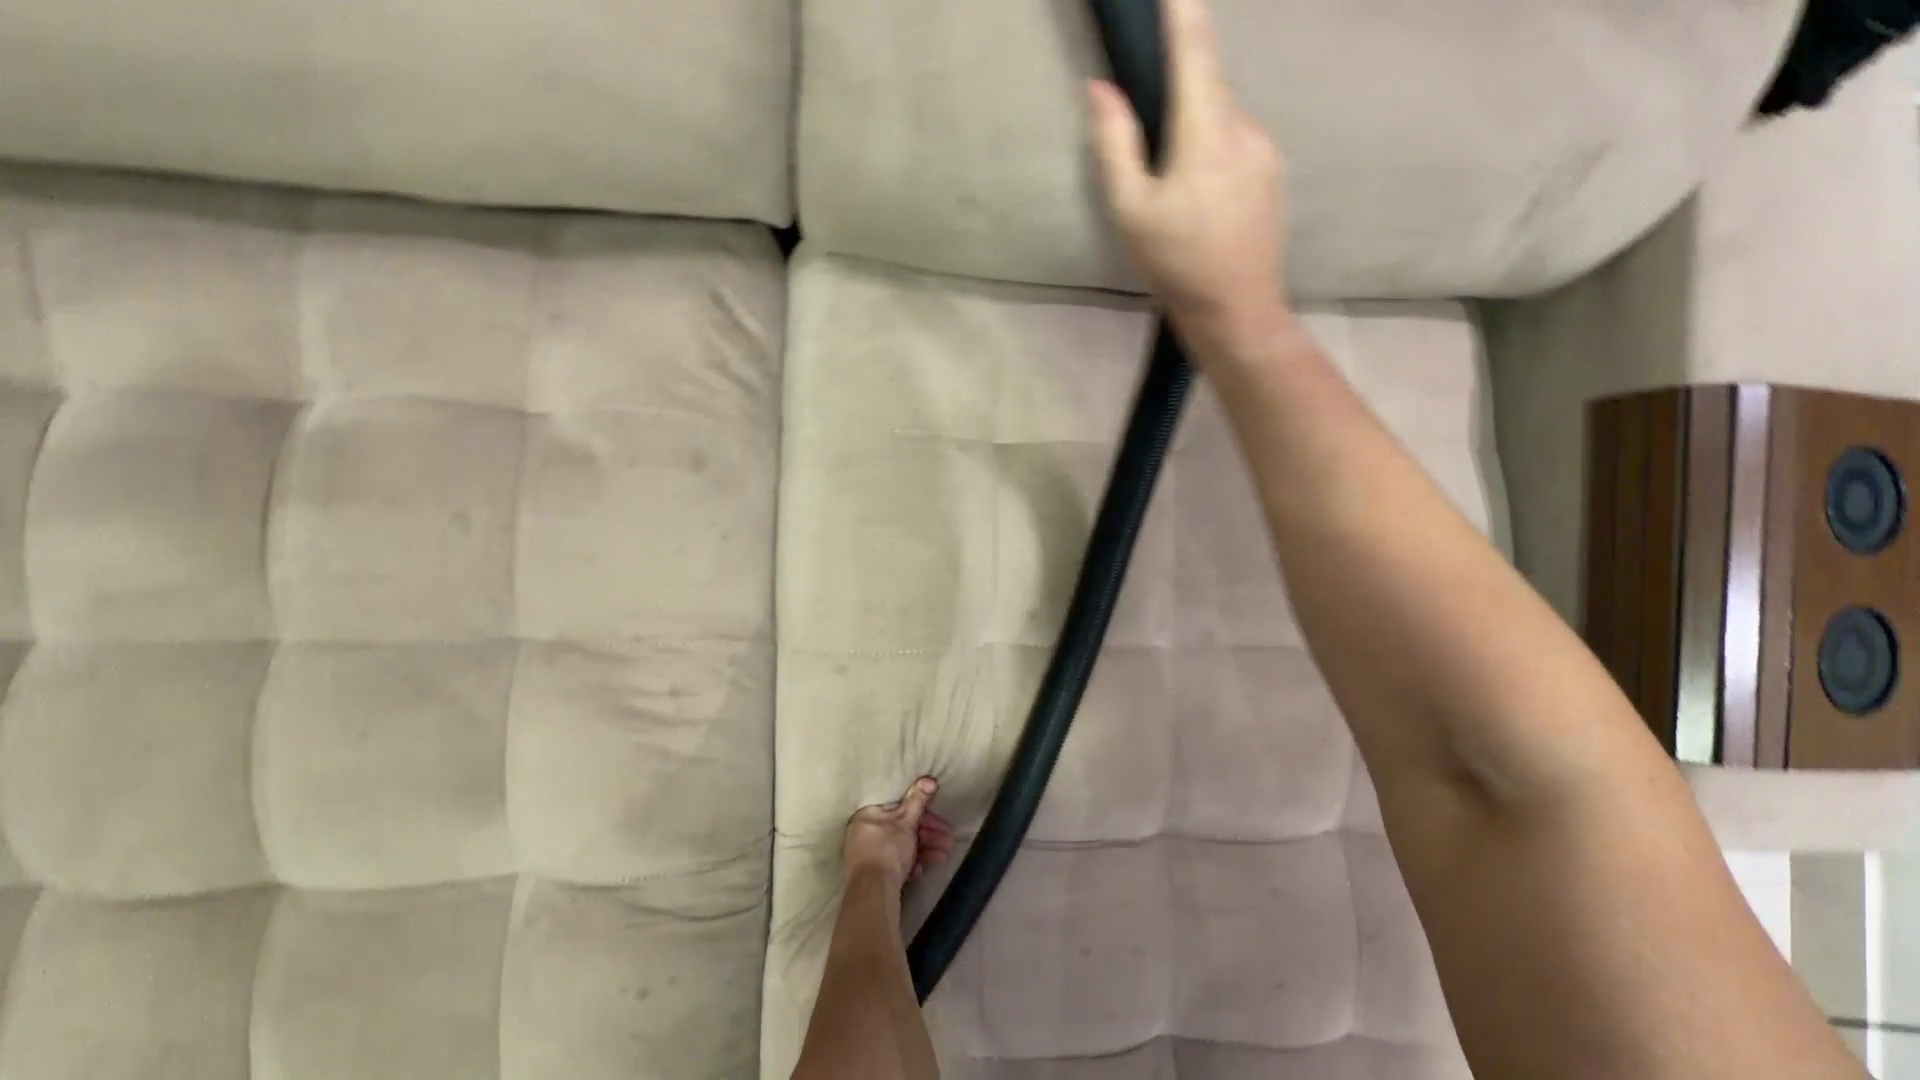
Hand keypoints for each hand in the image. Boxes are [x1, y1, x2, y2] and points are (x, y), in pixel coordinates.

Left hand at [842, 777, 955, 890]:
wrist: (873, 890)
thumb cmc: (888, 848)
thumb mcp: (906, 821)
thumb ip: (917, 801)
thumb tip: (928, 778)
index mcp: (868, 815)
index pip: (900, 809)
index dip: (924, 815)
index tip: (942, 824)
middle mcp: (864, 833)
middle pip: (902, 829)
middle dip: (929, 835)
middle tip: (949, 842)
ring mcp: (866, 855)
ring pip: (901, 848)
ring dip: (925, 850)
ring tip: (943, 857)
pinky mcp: (872, 875)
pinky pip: (894, 864)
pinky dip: (910, 865)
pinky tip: (921, 870)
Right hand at [1088, 0, 1288, 360]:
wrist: (1237, 310)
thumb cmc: (1176, 263)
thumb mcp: (1130, 210)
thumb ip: (1115, 144)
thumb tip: (1101, 88)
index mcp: (1206, 136)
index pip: (1195, 53)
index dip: (1182, 12)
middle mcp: (1244, 130)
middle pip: (1208, 86)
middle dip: (1180, 95)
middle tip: (1152, 144)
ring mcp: (1266, 149)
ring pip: (1223, 115)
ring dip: (1197, 128)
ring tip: (1177, 186)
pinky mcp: (1274, 170)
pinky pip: (1238, 139)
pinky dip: (1215, 148)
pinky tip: (1201, 196)